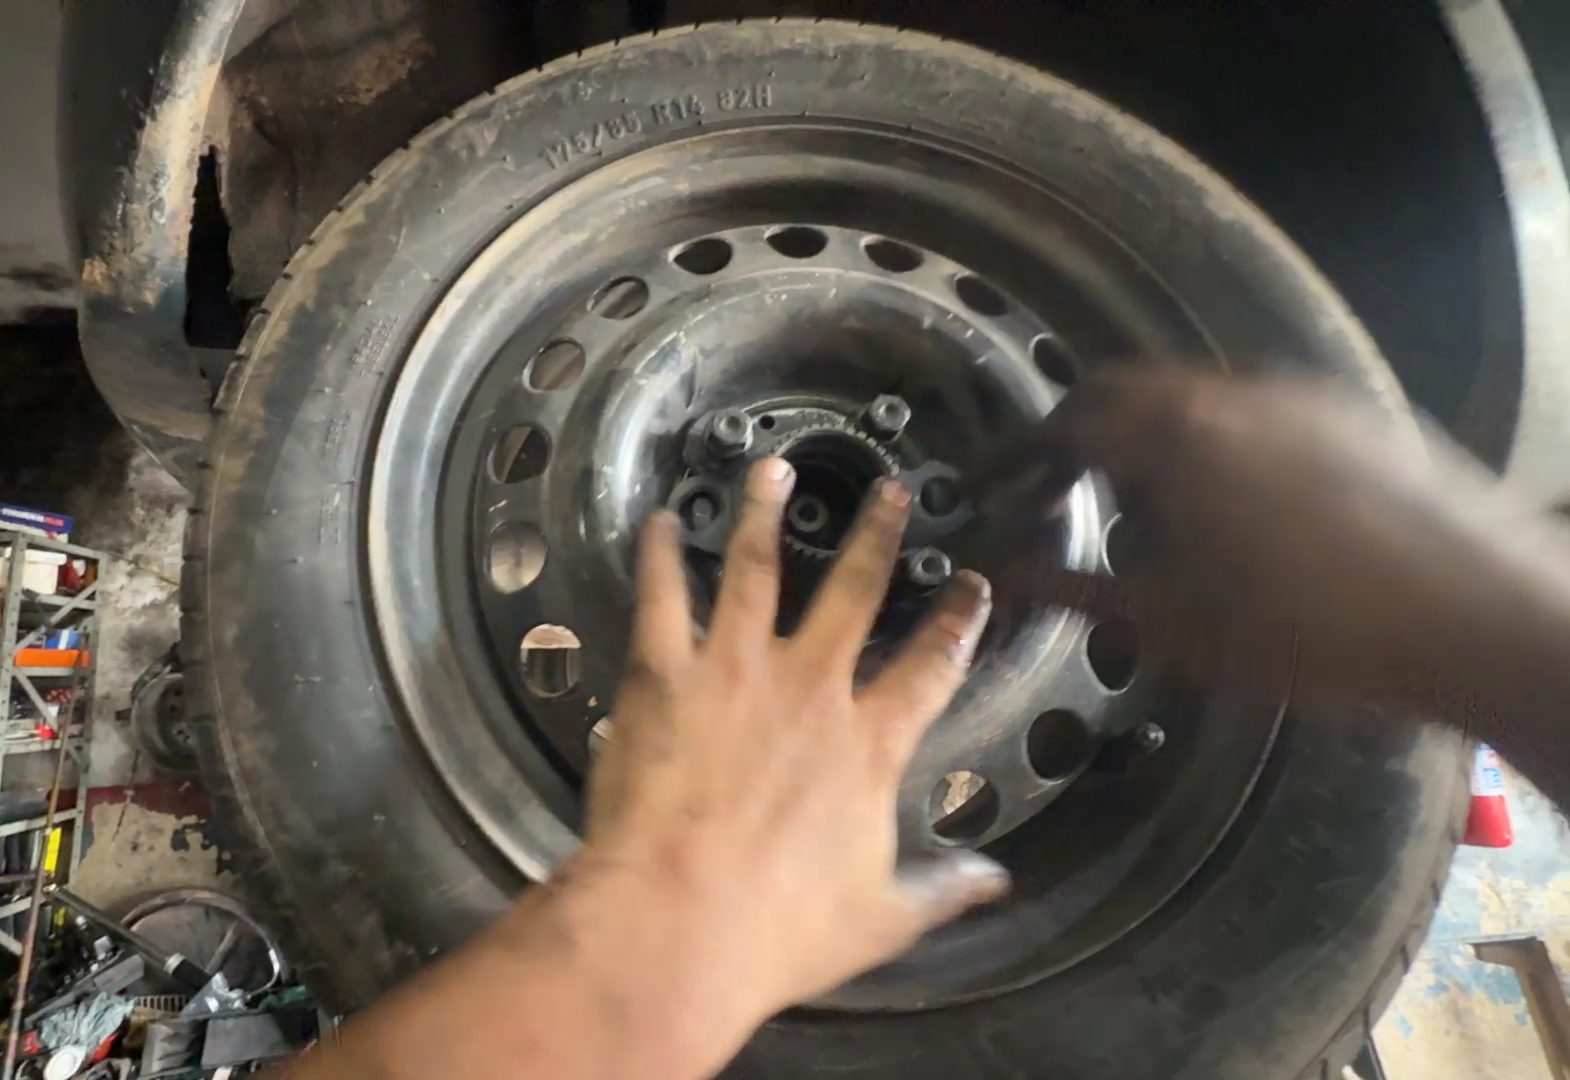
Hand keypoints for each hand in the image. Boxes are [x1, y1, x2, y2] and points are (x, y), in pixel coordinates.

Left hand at [562, 457, 1006, 1057]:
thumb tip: (998, 881)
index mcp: (865, 742)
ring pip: (755, 566)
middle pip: (854, 591)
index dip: (955, 624)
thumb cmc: (779, 926)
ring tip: (771, 466)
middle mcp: (809, 686)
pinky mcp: (667, 669)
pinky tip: (658, 519)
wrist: (681, 918)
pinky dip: (658, 553)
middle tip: (891, 491)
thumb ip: (942, 892)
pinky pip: (662, 594)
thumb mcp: (880, 919)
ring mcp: (735, 667)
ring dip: (764, 512)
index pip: (928, 668)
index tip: (971, 588)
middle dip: (877, 536)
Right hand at [969, 367, 1544, 711]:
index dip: (1013, 457)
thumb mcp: (1165, 619)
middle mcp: (1223, 394)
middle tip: (1047, 484)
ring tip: (1124, 486)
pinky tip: (1211, 484)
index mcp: (1169, 438)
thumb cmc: (1304, 629)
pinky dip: (1195, 426)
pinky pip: (1239, 399)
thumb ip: (1070, 588)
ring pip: (1178, 387)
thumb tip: (999, 578)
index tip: (988, 486)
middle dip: (1066, 431)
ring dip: (1131, 425)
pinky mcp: (1346, 410)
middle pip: (1112, 388)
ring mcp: (1293, 395)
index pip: (1059, 425)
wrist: (1499, 627)